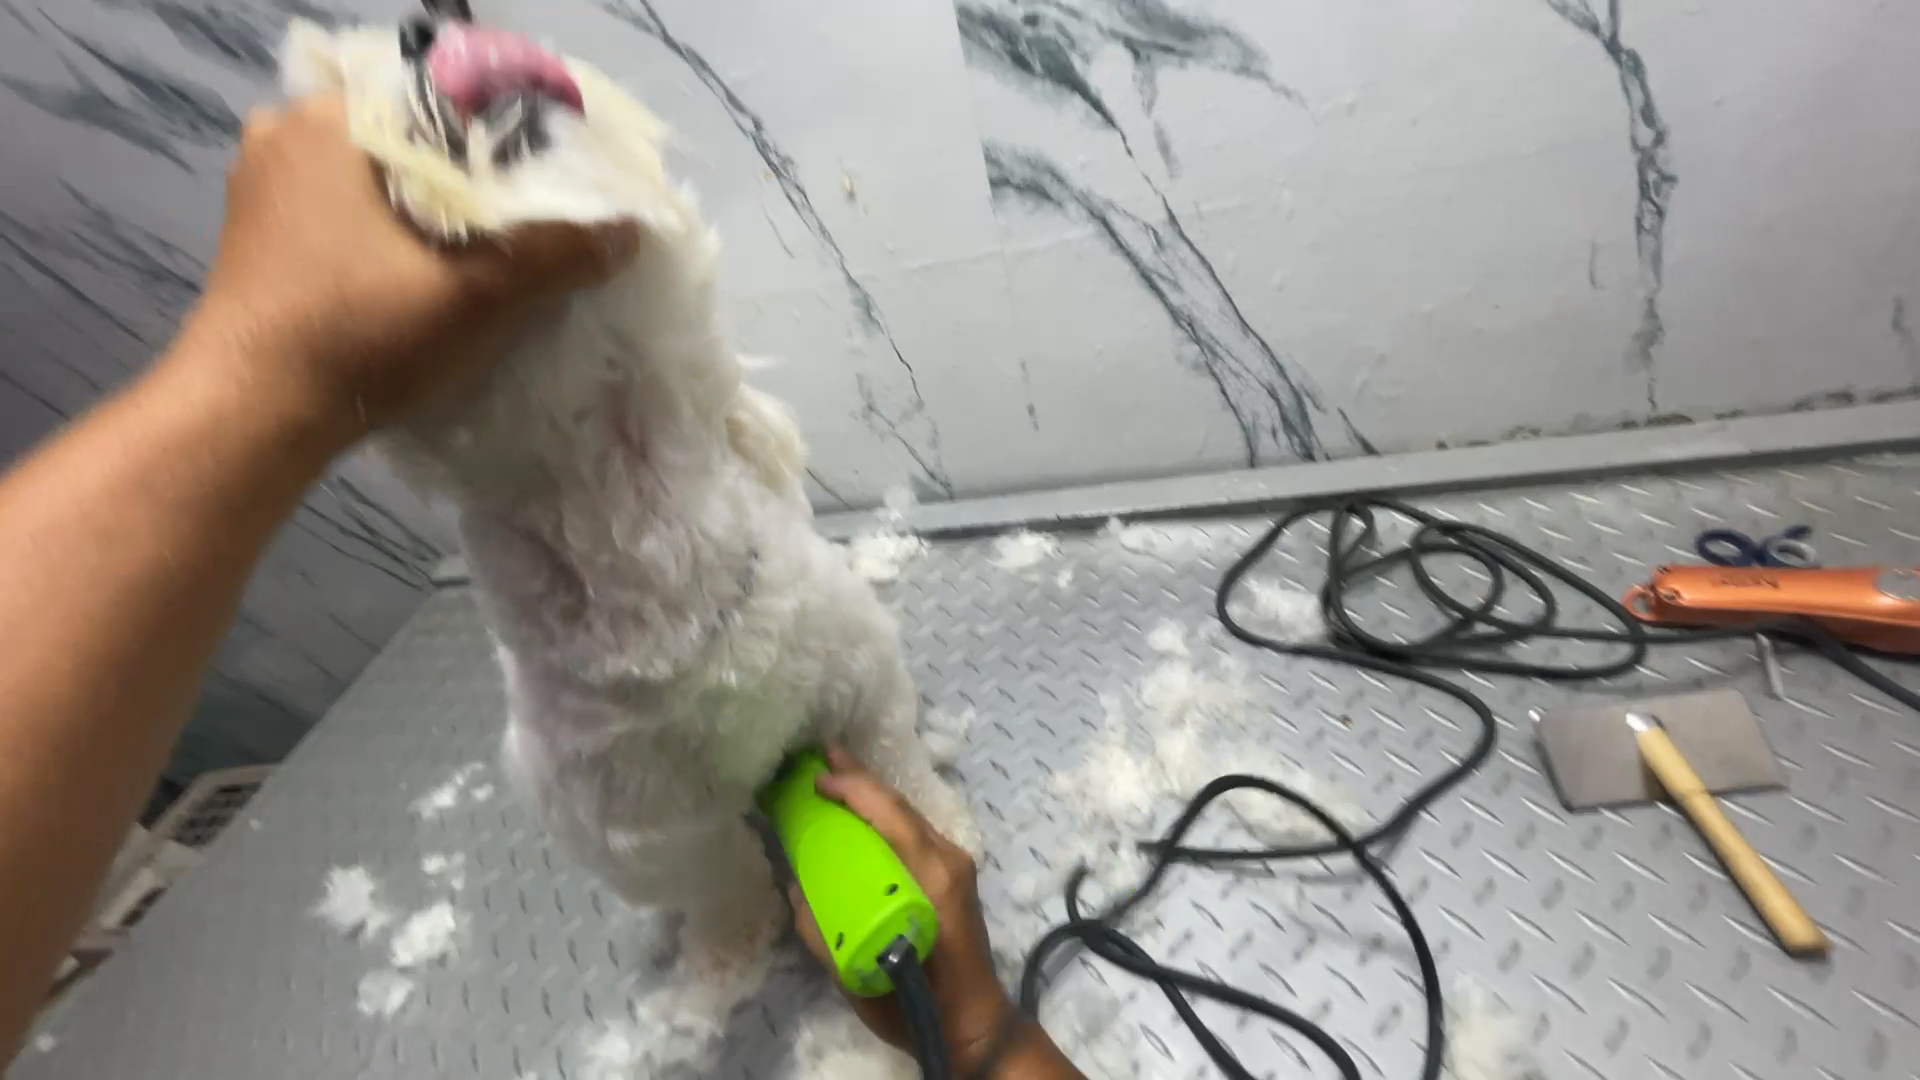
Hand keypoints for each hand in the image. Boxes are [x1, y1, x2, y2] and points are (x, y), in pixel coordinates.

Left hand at [179, 93, 638, 440]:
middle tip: (544, 222)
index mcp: (330, 125)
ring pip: (396, 184)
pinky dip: (415, 236)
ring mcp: (276, 189)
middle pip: (423, 145)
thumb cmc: (366, 335)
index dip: (517, 142)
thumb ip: (556, 254)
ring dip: (451, 214)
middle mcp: (291, 137)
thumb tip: (627, 230)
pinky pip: (368, 216)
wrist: (260, 411)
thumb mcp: (479, 294)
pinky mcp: (279, 237)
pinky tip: (446, 271)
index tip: (563, 184)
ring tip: (504, 250)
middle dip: (487, 183)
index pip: (447, 104)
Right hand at [790, 746, 1015, 1072]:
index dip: (855, 790)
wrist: (972, 1021)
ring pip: (908, 813)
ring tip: (838, 772)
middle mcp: (948, 858)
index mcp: (934, 877)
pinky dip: (884, 814)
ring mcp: (955, 861)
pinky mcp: (952, 870)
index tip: (819, 779)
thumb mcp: (863, 978)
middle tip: (825, 754)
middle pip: (901, 805)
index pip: (892, 816)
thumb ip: (824, 934)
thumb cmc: (918, 1003)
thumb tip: (796, 889)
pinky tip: (862, 810)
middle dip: (861, 777)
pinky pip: (913, 831)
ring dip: (872, 792)